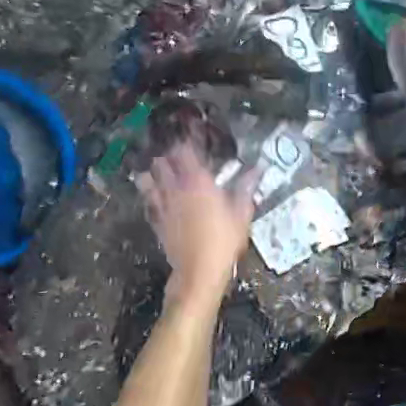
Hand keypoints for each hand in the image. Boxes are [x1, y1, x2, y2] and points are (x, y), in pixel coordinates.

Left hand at [136, 143, 260, 301]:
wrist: (199, 272)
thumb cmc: (224, 240)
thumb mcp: (242, 213)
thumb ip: (246, 188)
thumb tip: (257, 169)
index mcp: (198, 182)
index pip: (185, 151)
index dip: (185, 140)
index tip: (190, 133)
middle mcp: (176, 189)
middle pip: (162, 162)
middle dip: (167, 154)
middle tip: (176, 151)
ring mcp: (163, 205)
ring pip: (148, 179)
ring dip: (153, 171)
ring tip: (159, 169)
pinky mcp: (157, 222)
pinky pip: (148, 202)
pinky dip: (149, 194)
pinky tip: (155, 195)